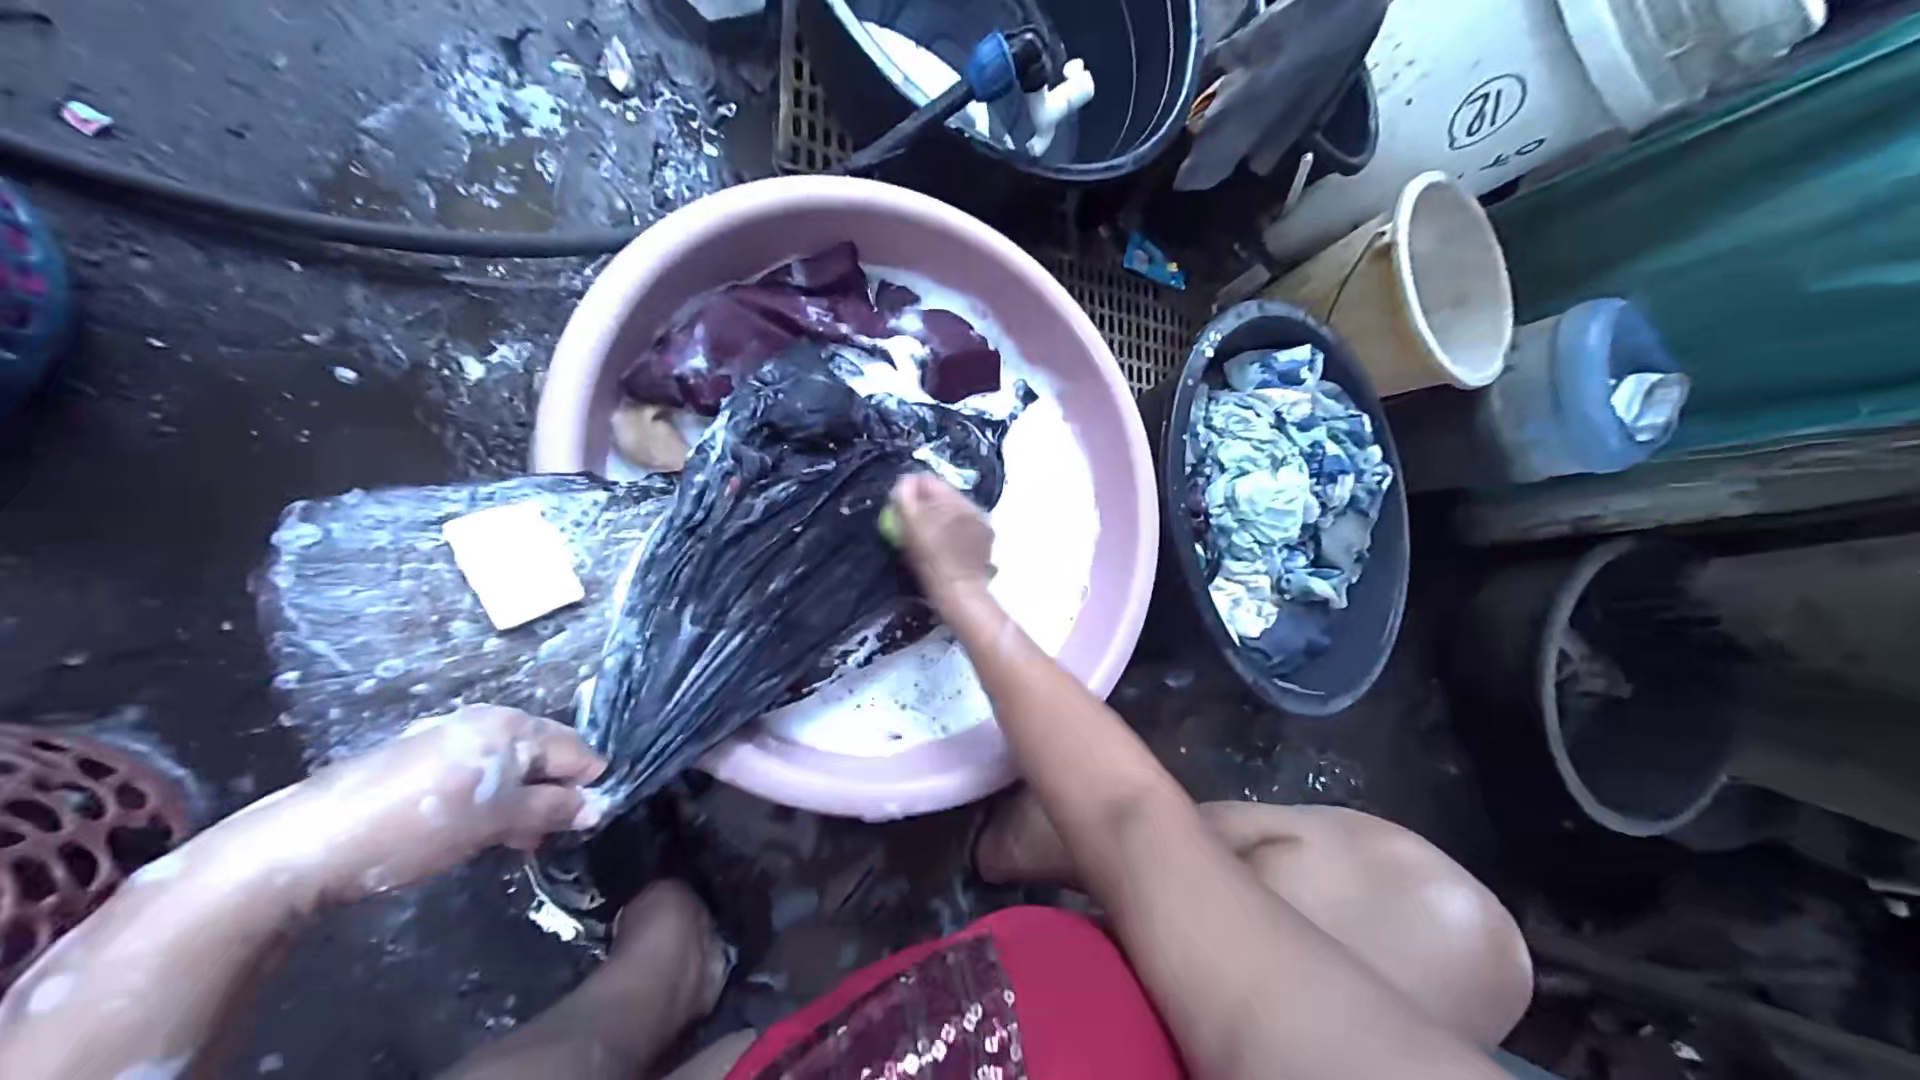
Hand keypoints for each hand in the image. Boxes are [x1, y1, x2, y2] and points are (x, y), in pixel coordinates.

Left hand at [209, 705, 604, 906]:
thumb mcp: (497, 822)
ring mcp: (452, 734)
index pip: (578, 750)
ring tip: (505, 841)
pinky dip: (488, 798)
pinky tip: (469, 830)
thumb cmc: (419, 827)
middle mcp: (489, 719)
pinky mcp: (422, 755)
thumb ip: (554, 810)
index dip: (587, 787)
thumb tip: (598, 807)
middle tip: (539, 839)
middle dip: (553, 795)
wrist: (306, 845)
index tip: (579, 825)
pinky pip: (479, 771)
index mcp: (515, 725)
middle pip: (546, 754)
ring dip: (521, 801)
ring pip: (512, 766)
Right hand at [891, 472, 994, 604]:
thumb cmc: (930, 561)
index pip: (928, 480)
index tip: (904, 507)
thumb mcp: (909, 527)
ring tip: (935, 534)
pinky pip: (969, 523)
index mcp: (951, 499)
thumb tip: (905, 481)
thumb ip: (904, 498)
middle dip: (929, 503)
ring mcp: (983, 520)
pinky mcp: (988, 535)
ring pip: (957, 508)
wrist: (959, 590)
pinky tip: (951, 543)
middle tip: (917, 522)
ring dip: (945, 515)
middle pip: (943, 493)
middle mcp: (971, 504)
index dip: (912, 491)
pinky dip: (959, 528)